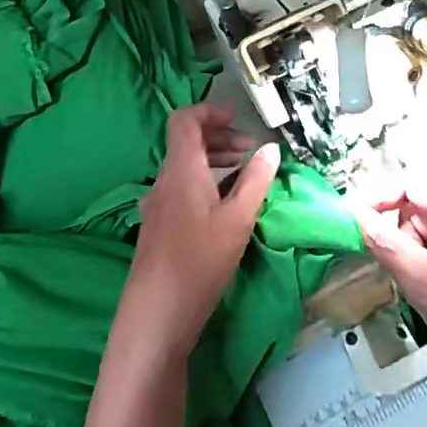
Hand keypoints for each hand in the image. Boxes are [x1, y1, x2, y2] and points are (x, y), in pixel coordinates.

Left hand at [125, 104, 277, 354]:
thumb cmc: (200, 261)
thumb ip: (256, 179)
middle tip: (252, 152)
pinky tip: (226, 207)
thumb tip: (270, 148)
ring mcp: (157, 204)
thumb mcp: (238, 218)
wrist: (156, 315)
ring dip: (216, 162)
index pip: (185, 120)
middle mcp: (163, 180)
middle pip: (187, 142)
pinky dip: (206, 183)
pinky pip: (182, 188)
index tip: (239, 119)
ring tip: (246, 177)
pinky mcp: (158, 226)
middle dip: (221, 138)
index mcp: (181, 169)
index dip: (211, 111)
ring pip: (186, 167)